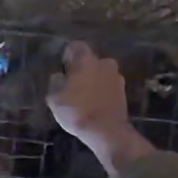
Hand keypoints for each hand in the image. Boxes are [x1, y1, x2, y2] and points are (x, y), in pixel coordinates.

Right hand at [46, 42, 156, 175]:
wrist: (106, 130)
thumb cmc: (77, 111)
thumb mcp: (54, 97)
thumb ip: (55, 81)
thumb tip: (60, 76)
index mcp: (85, 59)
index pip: (74, 47)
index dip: (66, 57)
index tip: (62, 69)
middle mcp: (104, 62)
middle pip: (89, 61)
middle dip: (81, 70)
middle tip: (72, 85)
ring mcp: (116, 76)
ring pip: (100, 73)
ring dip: (93, 80)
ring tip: (84, 97)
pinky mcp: (123, 91)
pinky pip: (108, 86)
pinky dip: (102, 91)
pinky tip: (95, 104)